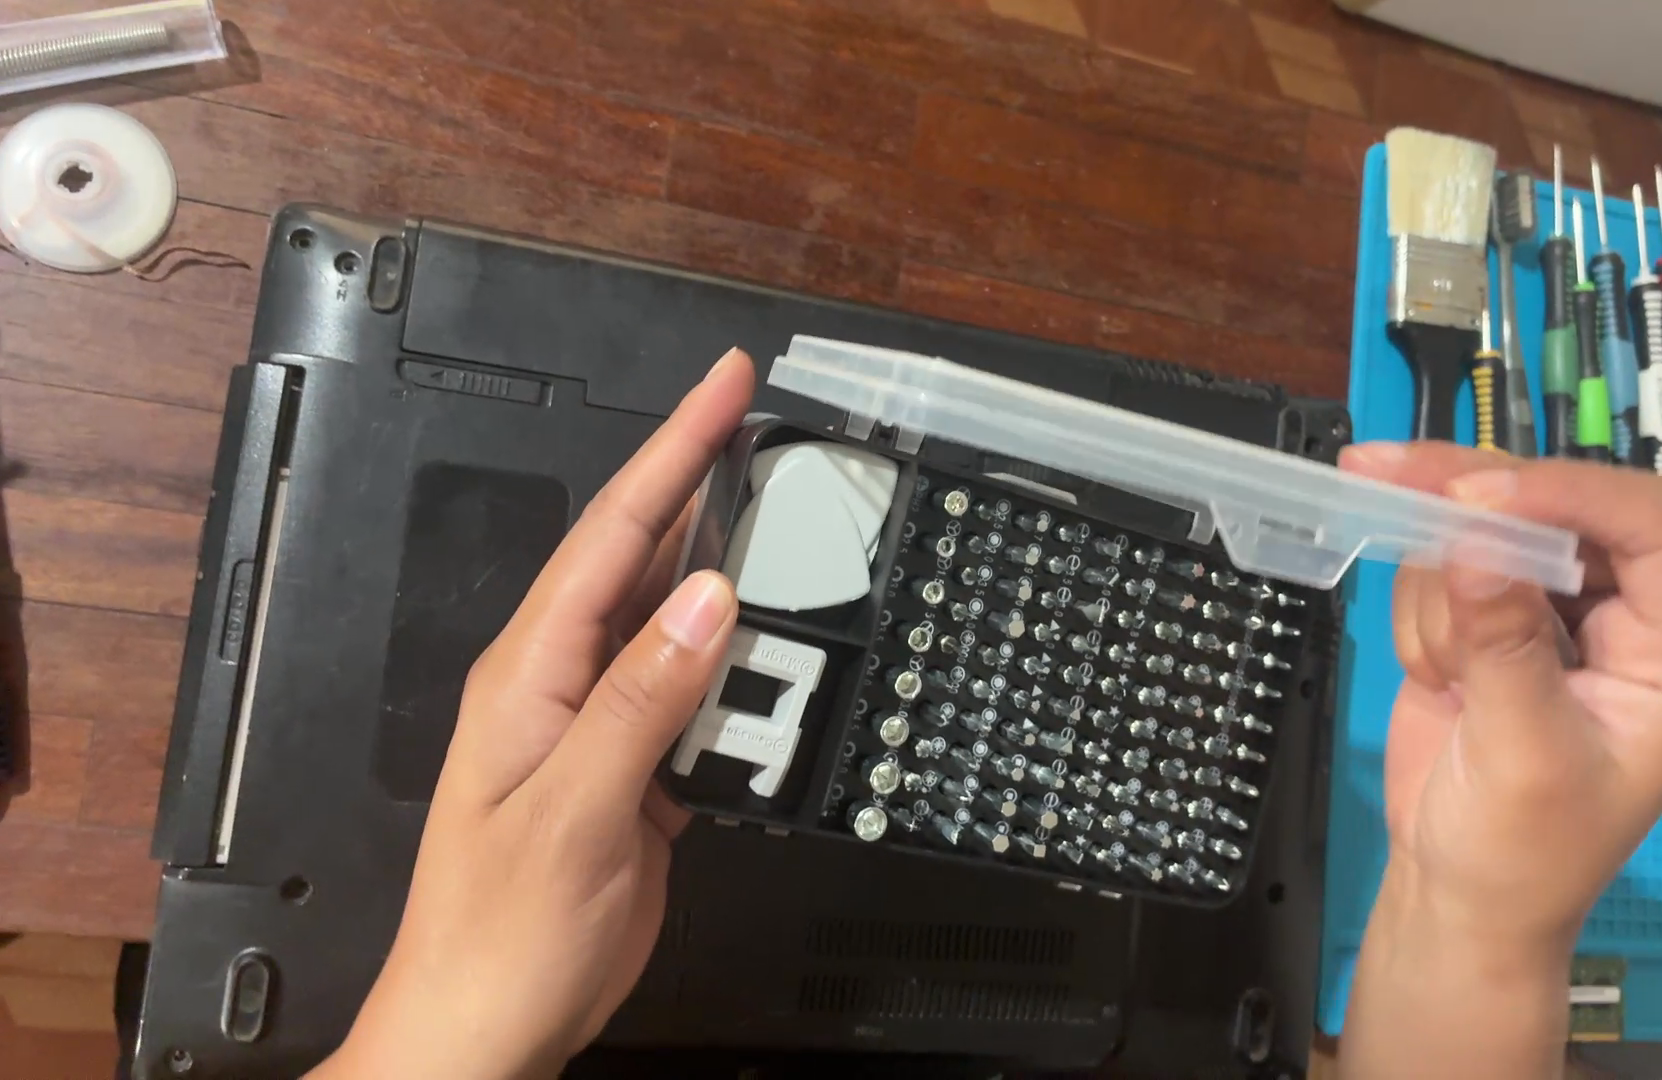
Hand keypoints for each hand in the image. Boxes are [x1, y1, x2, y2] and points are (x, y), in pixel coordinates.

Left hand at [311, 349, 755, 1079]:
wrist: (492, 1027)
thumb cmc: (507, 932)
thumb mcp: (575, 811)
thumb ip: (642, 699)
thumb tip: (712, 596)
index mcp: (537, 664)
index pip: (616, 530)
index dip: (675, 449)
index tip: (725, 387)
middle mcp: (572, 667)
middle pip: (647, 549)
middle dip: (704, 473)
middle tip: (769, 425)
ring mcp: (610, 705)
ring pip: (678, 606)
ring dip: (730, 550)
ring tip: (786, 505)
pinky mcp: (643, 744)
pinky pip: (699, 669)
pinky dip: (742, 638)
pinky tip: (775, 626)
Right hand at [1339, 442, 1661, 1079]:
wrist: (1458, 879)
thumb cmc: (1522, 844)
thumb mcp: (1523, 754)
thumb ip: (1504, 648)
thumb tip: (1471, 547)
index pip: (1649, 526)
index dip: (1566, 493)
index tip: (1465, 497)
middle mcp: (1616, 612)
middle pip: (1548, 506)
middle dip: (1462, 497)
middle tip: (1375, 469)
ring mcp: (1540, 612)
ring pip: (1470, 537)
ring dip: (1432, 599)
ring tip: (1443, 679)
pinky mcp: (1478, 619)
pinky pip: (1429, 574)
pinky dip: (1412, 618)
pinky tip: (1433, 677)